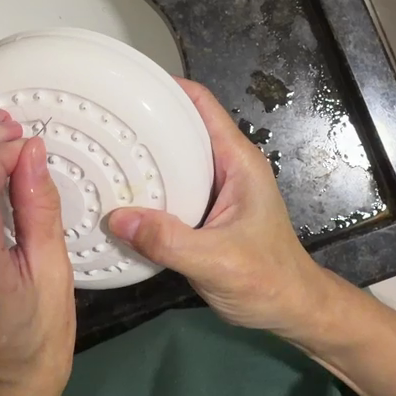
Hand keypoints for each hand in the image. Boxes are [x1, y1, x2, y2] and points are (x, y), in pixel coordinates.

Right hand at [107, 79, 335, 339]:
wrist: (292, 311)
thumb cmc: (267, 281)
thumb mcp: (216, 262)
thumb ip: (168, 241)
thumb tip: (117, 218)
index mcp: (238, 161)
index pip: (202, 104)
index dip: (168, 86)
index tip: (127, 83)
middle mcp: (227, 165)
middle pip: (184, 124)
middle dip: (147, 116)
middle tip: (103, 118)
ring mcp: (217, 186)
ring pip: (176, 154)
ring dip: (145, 150)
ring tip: (102, 148)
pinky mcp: (206, 209)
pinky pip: (173, 182)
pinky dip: (149, 180)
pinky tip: (122, 190)